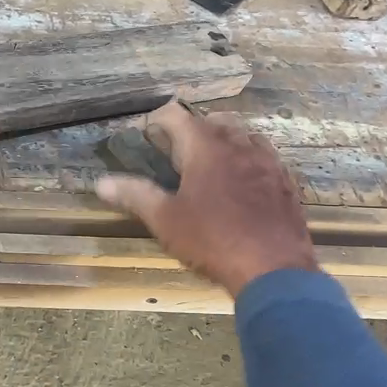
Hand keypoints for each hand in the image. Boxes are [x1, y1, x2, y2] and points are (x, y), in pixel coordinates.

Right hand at [95, 101, 317, 295]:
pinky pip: (267, 157)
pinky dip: (249, 158)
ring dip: (226, 139)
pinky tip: (242, 180)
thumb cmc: (211, 240)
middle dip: (195, 126)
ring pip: (246, 135)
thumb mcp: (164, 220)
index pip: (178, 117)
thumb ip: (134, 195)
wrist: (273, 269)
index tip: (147, 133)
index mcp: (206, 150)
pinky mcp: (286, 184)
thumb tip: (101, 182)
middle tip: (178, 147)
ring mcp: (268, 164)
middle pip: (217, 119)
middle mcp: (239, 147)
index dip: (158, 120)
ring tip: (210, 160)